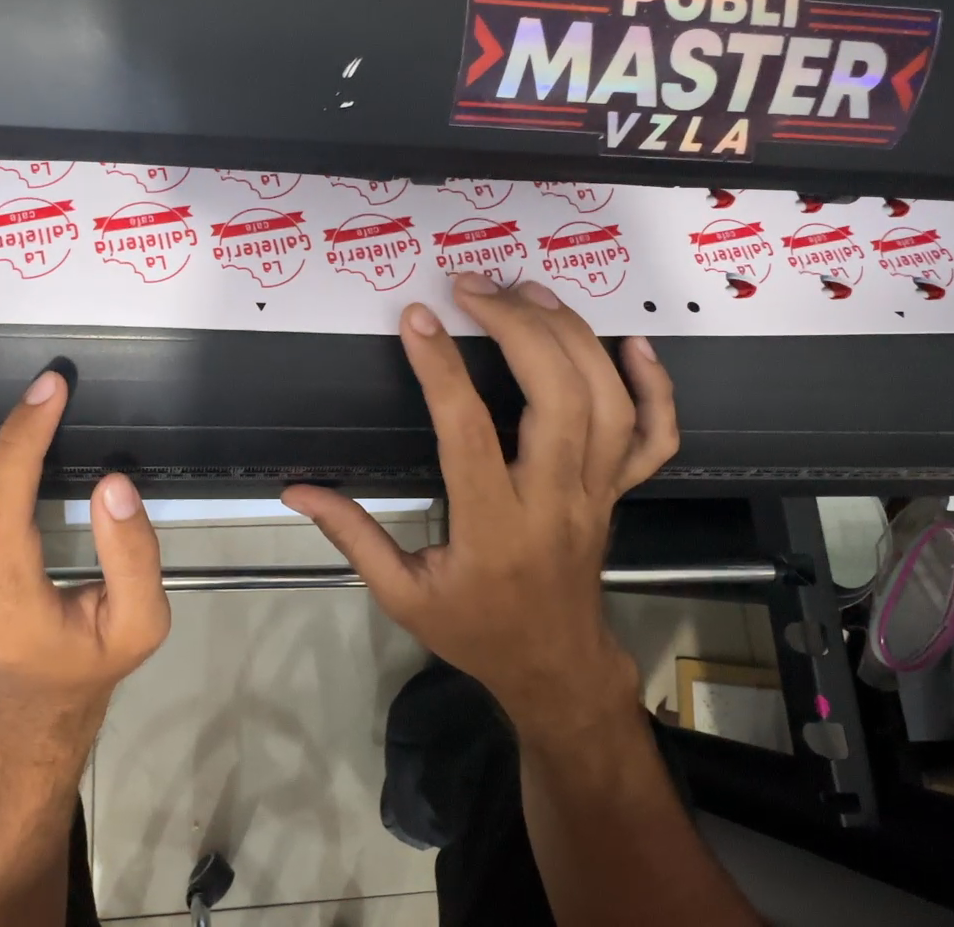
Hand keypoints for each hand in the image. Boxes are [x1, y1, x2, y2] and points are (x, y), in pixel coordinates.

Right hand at [283, 274, 678, 723]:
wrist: (555, 666)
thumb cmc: (474, 630)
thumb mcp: (400, 594)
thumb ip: (352, 536)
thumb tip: (297, 492)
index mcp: (493, 528)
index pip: (469, 434)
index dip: (442, 370)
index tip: (417, 319)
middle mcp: (554, 503)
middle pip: (559, 400)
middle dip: (519, 329)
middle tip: (475, 287)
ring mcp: (597, 495)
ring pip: (607, 405)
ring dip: (573, 337)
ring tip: (529, 292)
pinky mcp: (619, 493)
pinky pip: (655, 438)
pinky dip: (655, 386)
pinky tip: (630, 344)